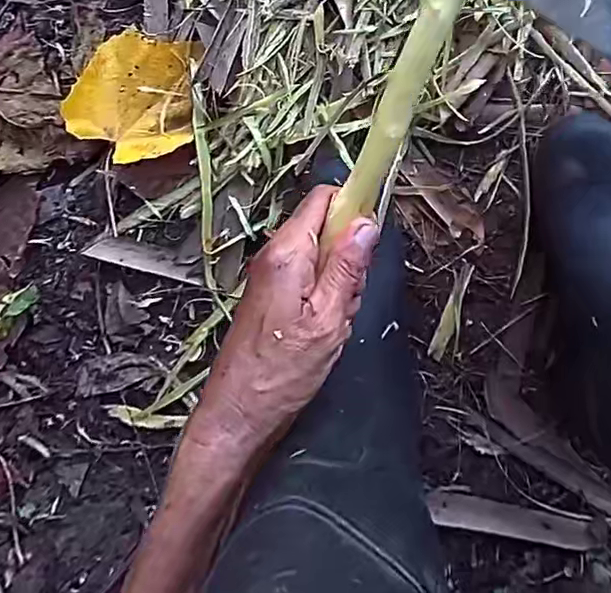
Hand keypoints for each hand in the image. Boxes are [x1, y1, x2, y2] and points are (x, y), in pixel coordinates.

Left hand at [193, 185, 379, 450]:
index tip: (372, 232)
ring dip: (338, 278)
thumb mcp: (328, 319)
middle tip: (349, 295)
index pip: (324, 197)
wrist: (237, 413)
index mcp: (288, 251)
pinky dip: (324, 293)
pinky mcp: (271, 289)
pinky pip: (308, 273)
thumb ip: (347, 266)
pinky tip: (322, 327)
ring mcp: (271, 271)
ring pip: (320, 252)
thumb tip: (367, 222)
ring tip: (333, 318)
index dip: (353, 205)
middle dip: (348, 252)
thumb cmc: (279, 373)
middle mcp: (274, 252)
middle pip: (325, 224)